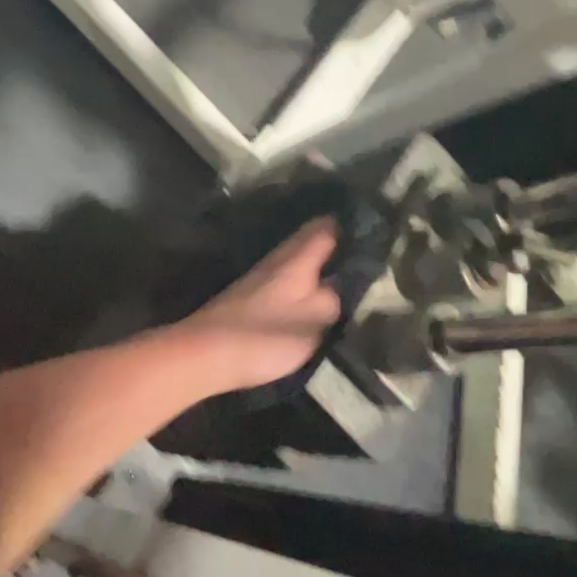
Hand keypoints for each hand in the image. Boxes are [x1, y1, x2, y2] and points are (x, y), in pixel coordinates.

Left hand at [174, 218, 341, 392]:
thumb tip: (339, 284)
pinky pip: (281, 276)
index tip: (368, 224)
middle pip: (306, 240)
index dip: (347, 224)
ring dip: (314, 259)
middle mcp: (276, 261)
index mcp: (296, 261)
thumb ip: (333, 299)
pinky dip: (298, 276)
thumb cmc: (267, 335)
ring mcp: (258, 277)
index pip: (324, 229)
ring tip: (339, 266)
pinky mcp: (247, 296)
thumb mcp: (315, 320)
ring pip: (293, 258)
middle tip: (358, 245)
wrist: (207, 351)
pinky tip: (306, 287)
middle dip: (331, 240)